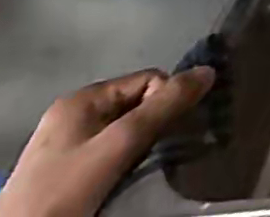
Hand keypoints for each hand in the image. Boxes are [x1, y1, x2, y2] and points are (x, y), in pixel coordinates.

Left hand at [0, 67, 213, 216]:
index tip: (166, 138)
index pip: (148, 80)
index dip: (165, 103)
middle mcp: (73, 117)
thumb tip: (209, 71)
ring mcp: (64, 150)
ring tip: (144, 177)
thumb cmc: (60, 198)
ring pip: (124, 135)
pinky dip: (124, 169)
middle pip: (137, 106)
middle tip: (160, 158)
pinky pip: (109, 159)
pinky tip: (125, 189)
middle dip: (155, 127)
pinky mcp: (62, 180)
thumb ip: (163, 108)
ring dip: (141, 151)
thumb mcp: (117, 147)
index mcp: (82, 100)